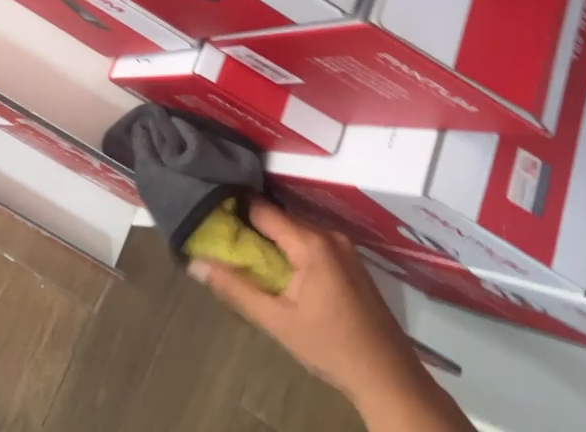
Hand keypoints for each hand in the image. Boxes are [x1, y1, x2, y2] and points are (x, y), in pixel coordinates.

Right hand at [189, 200, 471, 431]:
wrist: (390, 379)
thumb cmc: (331, 348)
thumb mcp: (277, 322)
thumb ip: (235, 289)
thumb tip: (194, 263)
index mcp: (311, 243)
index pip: (261, 208)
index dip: (233, 207)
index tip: (208, 212)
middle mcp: (329, 235)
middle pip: (278, 218)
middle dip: (249, 226)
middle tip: (220, 237)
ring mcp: (344, 248)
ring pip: (295, 231)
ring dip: (270, 240)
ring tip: (243, 253)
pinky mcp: (351, 263)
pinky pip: (311, 243)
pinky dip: (290, 250)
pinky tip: (277, 270)